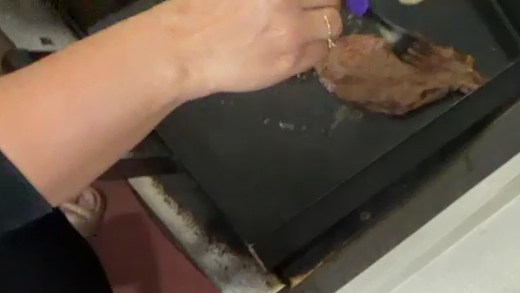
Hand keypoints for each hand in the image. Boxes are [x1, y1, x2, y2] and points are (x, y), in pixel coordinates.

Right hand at [152, 0, 342, 97]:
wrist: (187, 44)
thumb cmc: (201, 6)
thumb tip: (288, 0)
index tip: (311, 0)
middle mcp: (284, 0)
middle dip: (324, 2)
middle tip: (313, 8)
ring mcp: (291, 30)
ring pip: (332, 25)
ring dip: (325, 26)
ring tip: (310, 28)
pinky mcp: (291, 60)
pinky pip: (320, 53)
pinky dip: (315, 48)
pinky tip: (299, 46)